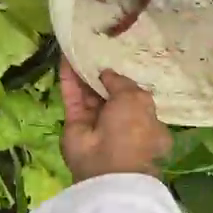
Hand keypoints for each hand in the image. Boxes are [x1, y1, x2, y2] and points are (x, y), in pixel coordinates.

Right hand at [58, 59, 171, 182]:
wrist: (106, 164)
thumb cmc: (132, 131)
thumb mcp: (137, 100)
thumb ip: (122, 82)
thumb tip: (106, 72)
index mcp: (146, 121)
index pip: (136, 97)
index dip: (127, 79)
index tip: (120, 60)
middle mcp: (121, 122)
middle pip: (109, 94)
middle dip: (103, 74)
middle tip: (96, 50)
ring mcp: (96, 123)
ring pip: (89, 93)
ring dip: (84, 73)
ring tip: (78, 48)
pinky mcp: (74, 122)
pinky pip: (72, 97)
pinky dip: (69, 79)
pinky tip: (65, 59)